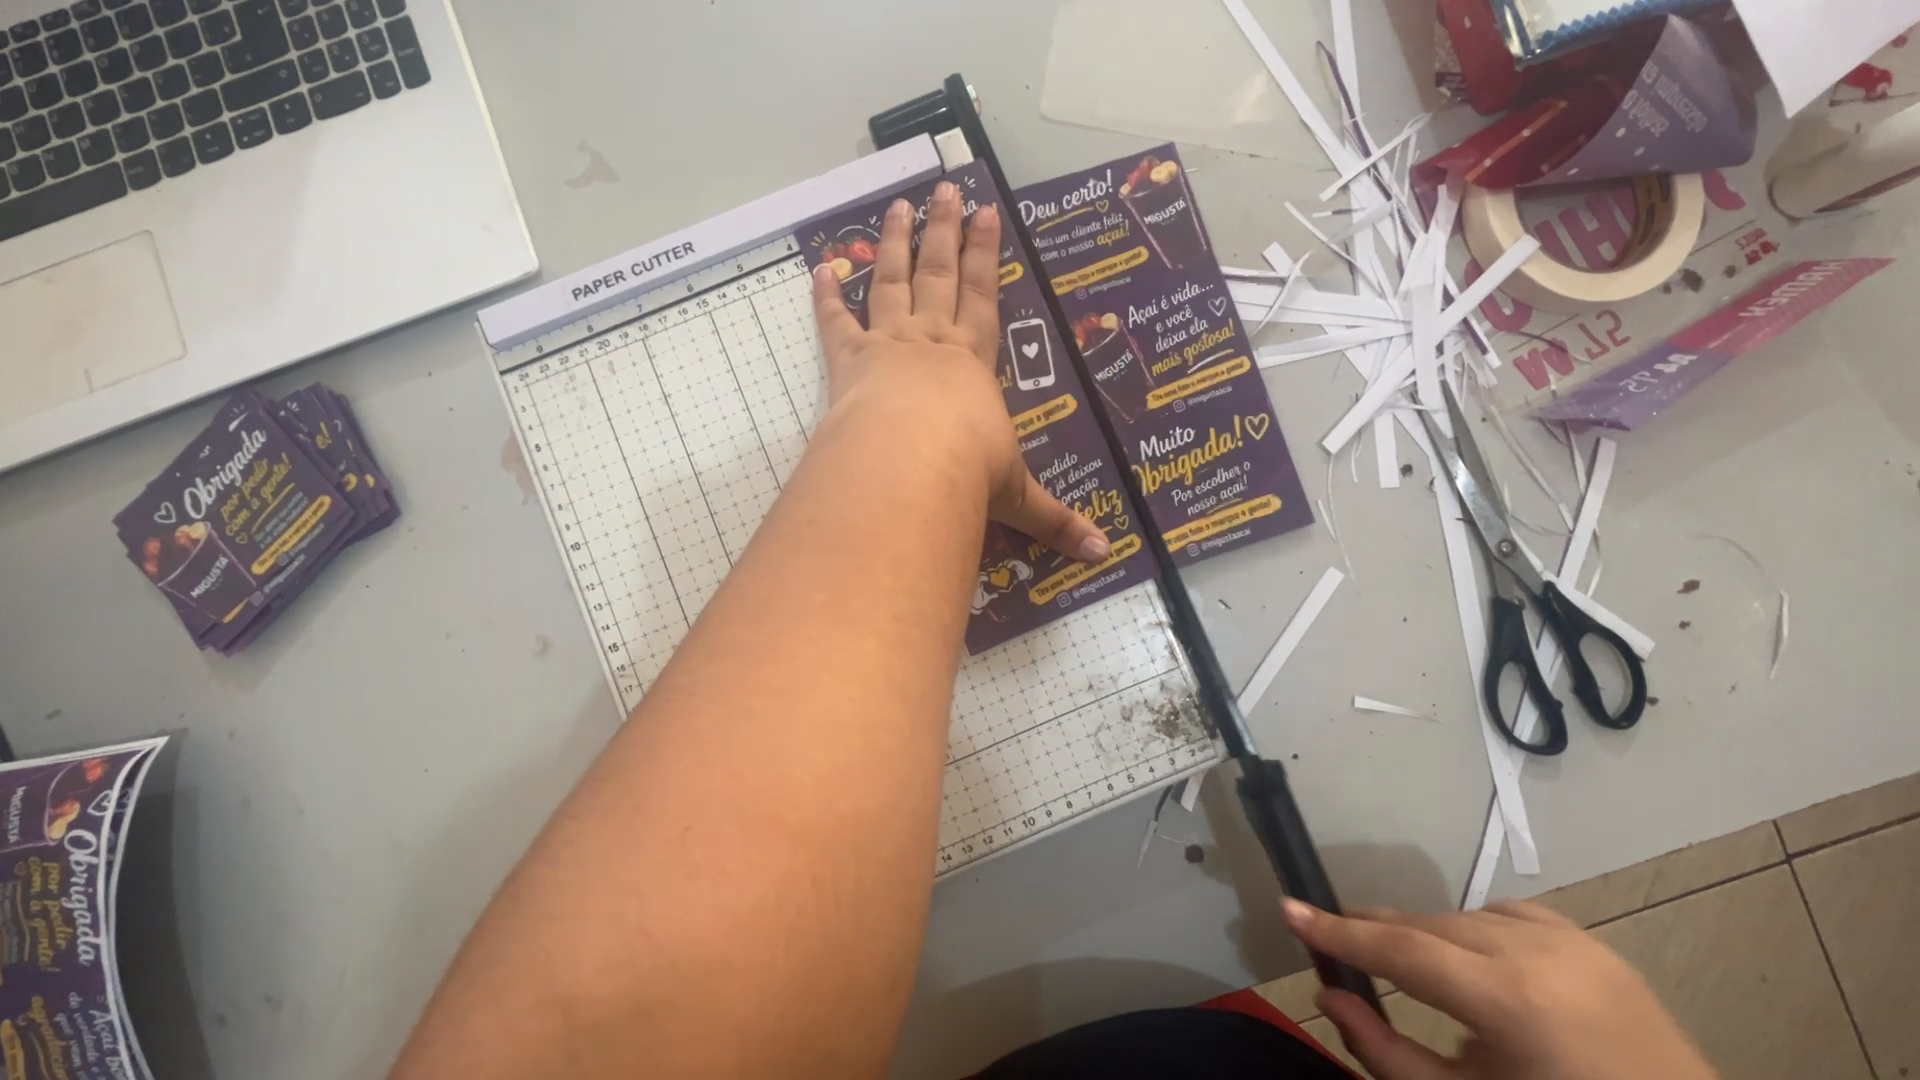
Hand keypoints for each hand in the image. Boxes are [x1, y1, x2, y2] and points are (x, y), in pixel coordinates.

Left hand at [811, 181, 1110, 563]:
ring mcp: (887, 346)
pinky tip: (821, 265)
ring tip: (897, 205)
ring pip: (890, 282)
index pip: (984, 296)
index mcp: (973, 362)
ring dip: (894, 244)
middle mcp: (931, 341)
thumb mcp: (1017, 498)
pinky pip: (835, 321)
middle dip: (945, 232)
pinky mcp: (848, 363)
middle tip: (945, 189)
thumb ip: (1054, 522)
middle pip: (939, 274)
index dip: (987, 255)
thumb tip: (1102, 555)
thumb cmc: (967, 473)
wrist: (909, 467)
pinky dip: (826, 294)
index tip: (989, 213)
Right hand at [1284, 898, 1718, 1079]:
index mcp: (1510, 1001)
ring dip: (1426, 935)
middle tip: (1332, 937)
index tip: (1287, 908)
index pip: (1399, 949)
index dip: (1337, 931)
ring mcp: (1572, 941)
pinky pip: (1509, 916)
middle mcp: (1538, 953)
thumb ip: (1387, 1052)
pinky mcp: (1594, 942)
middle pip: (1427, 925)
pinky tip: (1474, 959)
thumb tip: (1329, 997)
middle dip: (1376, 931)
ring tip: (1408, 964)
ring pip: (1464, 917)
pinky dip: (1476, 930)